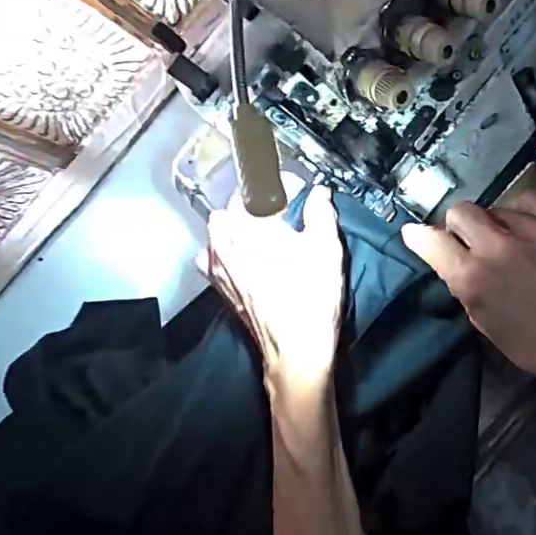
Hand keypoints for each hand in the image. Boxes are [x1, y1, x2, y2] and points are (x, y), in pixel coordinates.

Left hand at [207, 186, 346, 404]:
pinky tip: (234, 255)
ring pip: (215, 231)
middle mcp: (229, 243)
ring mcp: (220, 267)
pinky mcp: (221, 289)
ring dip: (231, 222)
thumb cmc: (313, 296)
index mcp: (254, 227)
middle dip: (253, 200)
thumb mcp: (327, 249)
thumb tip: (320, 193)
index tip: (298, 188)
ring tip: (253, 227)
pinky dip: (218, 250)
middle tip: (278, 205)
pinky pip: (208, 258)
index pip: (258, 191)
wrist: (296, 350)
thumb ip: (321, 214)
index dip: (280, 184)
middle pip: (231, 207)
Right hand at [401, 192, 535, 387]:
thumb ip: (461, 281)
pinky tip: (524, 225)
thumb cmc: (529, 342)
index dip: (419, 236)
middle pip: (460, 211)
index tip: (416, 235)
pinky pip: (527, 201)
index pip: (432, 240)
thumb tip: (447, 255)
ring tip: (505, 241)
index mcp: (473, 277)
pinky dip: (520, 211)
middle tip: (469, 243)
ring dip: (491, 223)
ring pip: (493, 206)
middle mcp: (497, 248)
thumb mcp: (481, 318)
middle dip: (458, 227)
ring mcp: (531, 231)